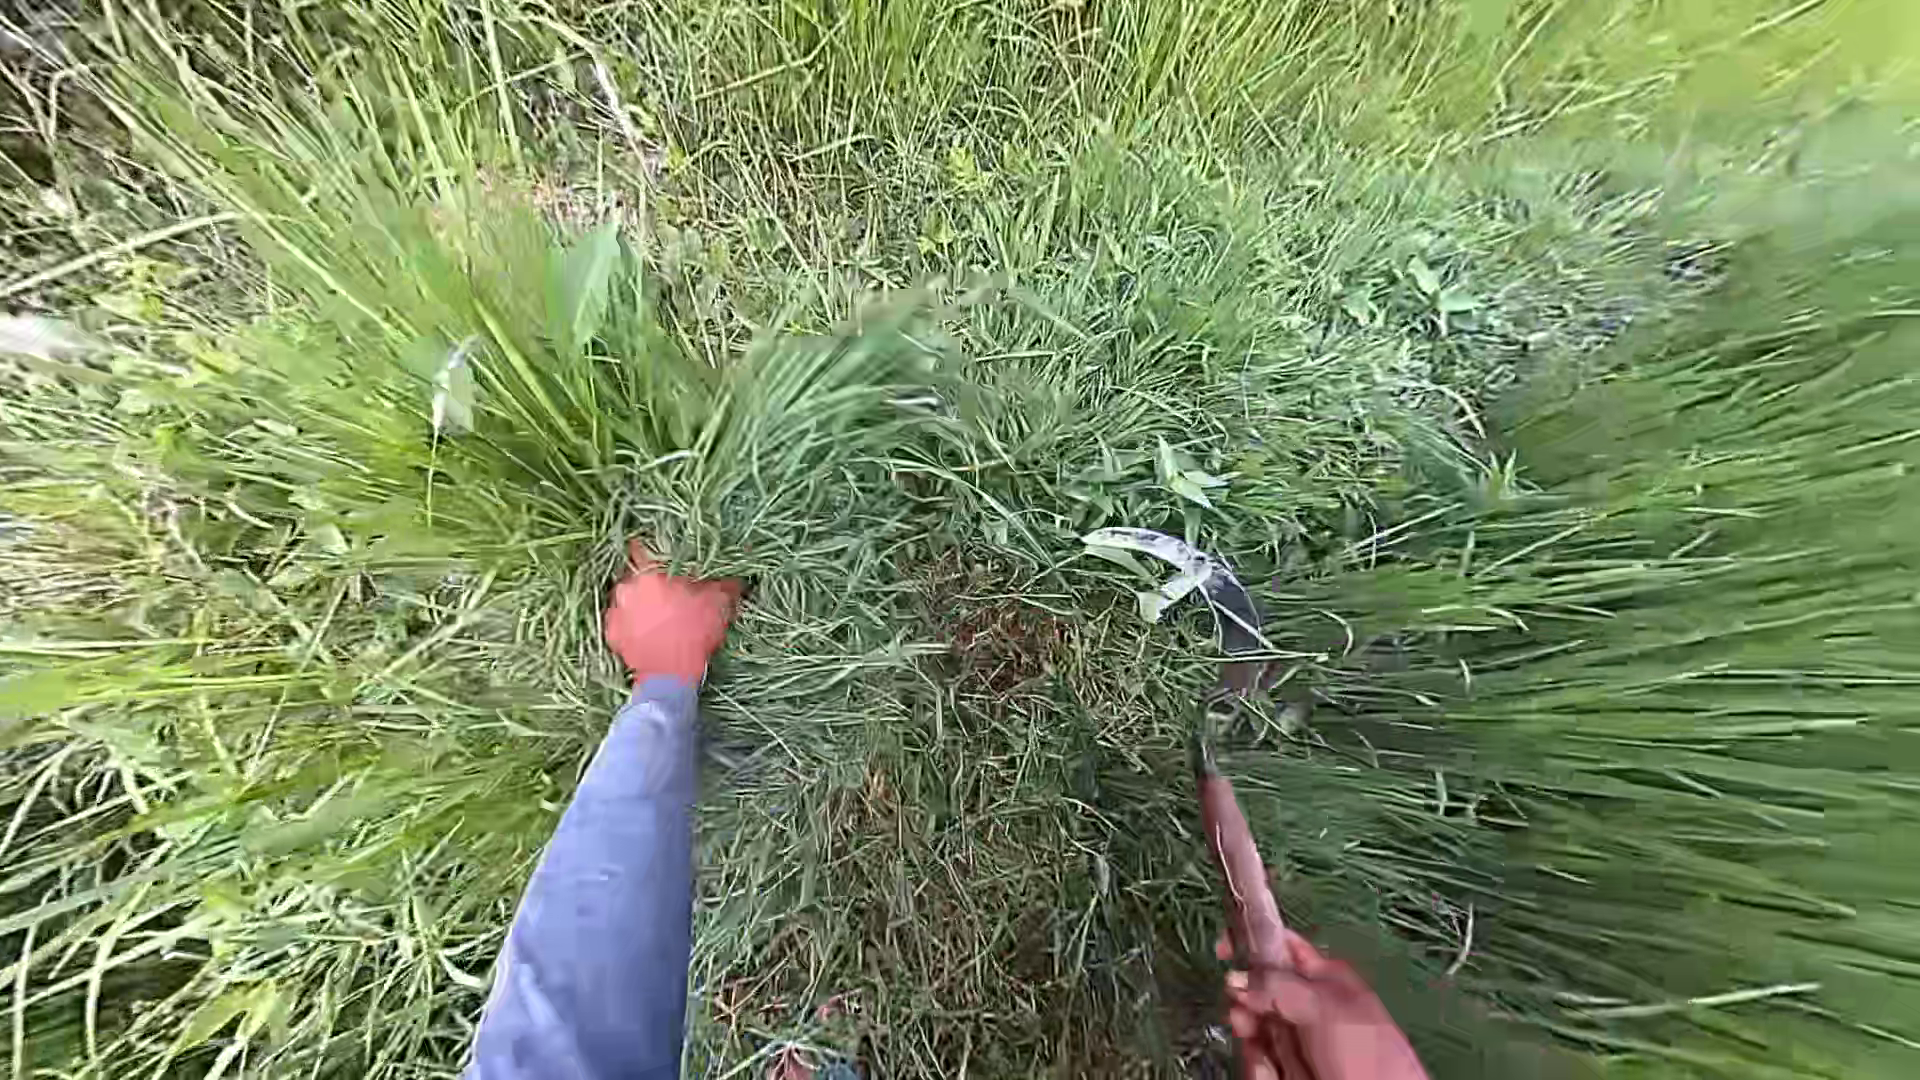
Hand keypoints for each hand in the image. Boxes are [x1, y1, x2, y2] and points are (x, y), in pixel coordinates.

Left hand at [603, 541, 740, 682]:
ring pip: (629, 597)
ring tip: (663, 614)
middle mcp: (627, 587)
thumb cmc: (696, 632)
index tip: (664, 555)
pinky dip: (635, 623)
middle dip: (653, 580)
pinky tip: (652, 630)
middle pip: (637, 573)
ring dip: (643, 601)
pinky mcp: (611, 633)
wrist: (671, 676)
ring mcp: (616, 611)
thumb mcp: (720, 603)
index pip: (641, 547)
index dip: (654, 549)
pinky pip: (623, 620)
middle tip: (672, 590)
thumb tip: (738, 572)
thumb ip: (726, 582)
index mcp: (651, 573)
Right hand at [1220, 931, 1428, 1079]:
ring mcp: (1300, 1046)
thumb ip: (1274, 983)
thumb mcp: (1323, 1006)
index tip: (1225, 948)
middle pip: (1259, 987)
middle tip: (1241, 1011)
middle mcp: (1310, 1010)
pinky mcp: (1290, 1075)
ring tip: (1255, 1047)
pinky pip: (1260, 1061)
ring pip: (1255, 1024)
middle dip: (1243, 997)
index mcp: (1326, 980)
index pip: (1282, 945)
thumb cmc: (1364, 1059)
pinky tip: (1267, 1072)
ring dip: (1247, 1032)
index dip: (1252, 941)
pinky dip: (1257, 1067)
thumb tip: (1234, 978)